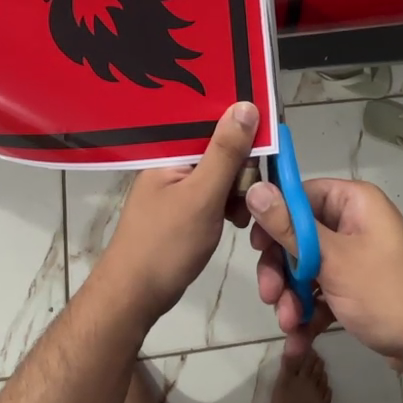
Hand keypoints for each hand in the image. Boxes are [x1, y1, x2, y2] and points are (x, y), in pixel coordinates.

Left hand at [94, 102, 258, 325]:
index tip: (268, 146)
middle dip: (241, 170)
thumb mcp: (202, 195)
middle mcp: (170, 164)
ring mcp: (174, 189)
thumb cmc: (166, 244)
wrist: (134, 297)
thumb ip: (226, 152)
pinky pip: (212, 197)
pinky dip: (226, 208)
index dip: (241, 132)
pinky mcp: (181, 211)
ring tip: (239, 217)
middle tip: (248, 196)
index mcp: (169, 152)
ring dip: (236, 193)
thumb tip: (246, 105)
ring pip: (219, 176)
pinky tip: (233, 224)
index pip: (212, 125)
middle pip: (218, 151)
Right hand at [246, 177, 402, 371]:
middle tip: (269, 295)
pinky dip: (308, 314)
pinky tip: (298, 342)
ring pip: (306, 269)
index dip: (274, 218)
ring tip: (289, 325)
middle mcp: (354, 223)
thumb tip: (255, 189)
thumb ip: (289, 227)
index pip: (301, 195)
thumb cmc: (385, 292)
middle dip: (281, 270)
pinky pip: (321, 293)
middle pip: (298, 236)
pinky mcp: (356, 288)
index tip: (255, 245)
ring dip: (291, 297)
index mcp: (354, 202)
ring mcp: (356, 257)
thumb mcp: (332, 259)